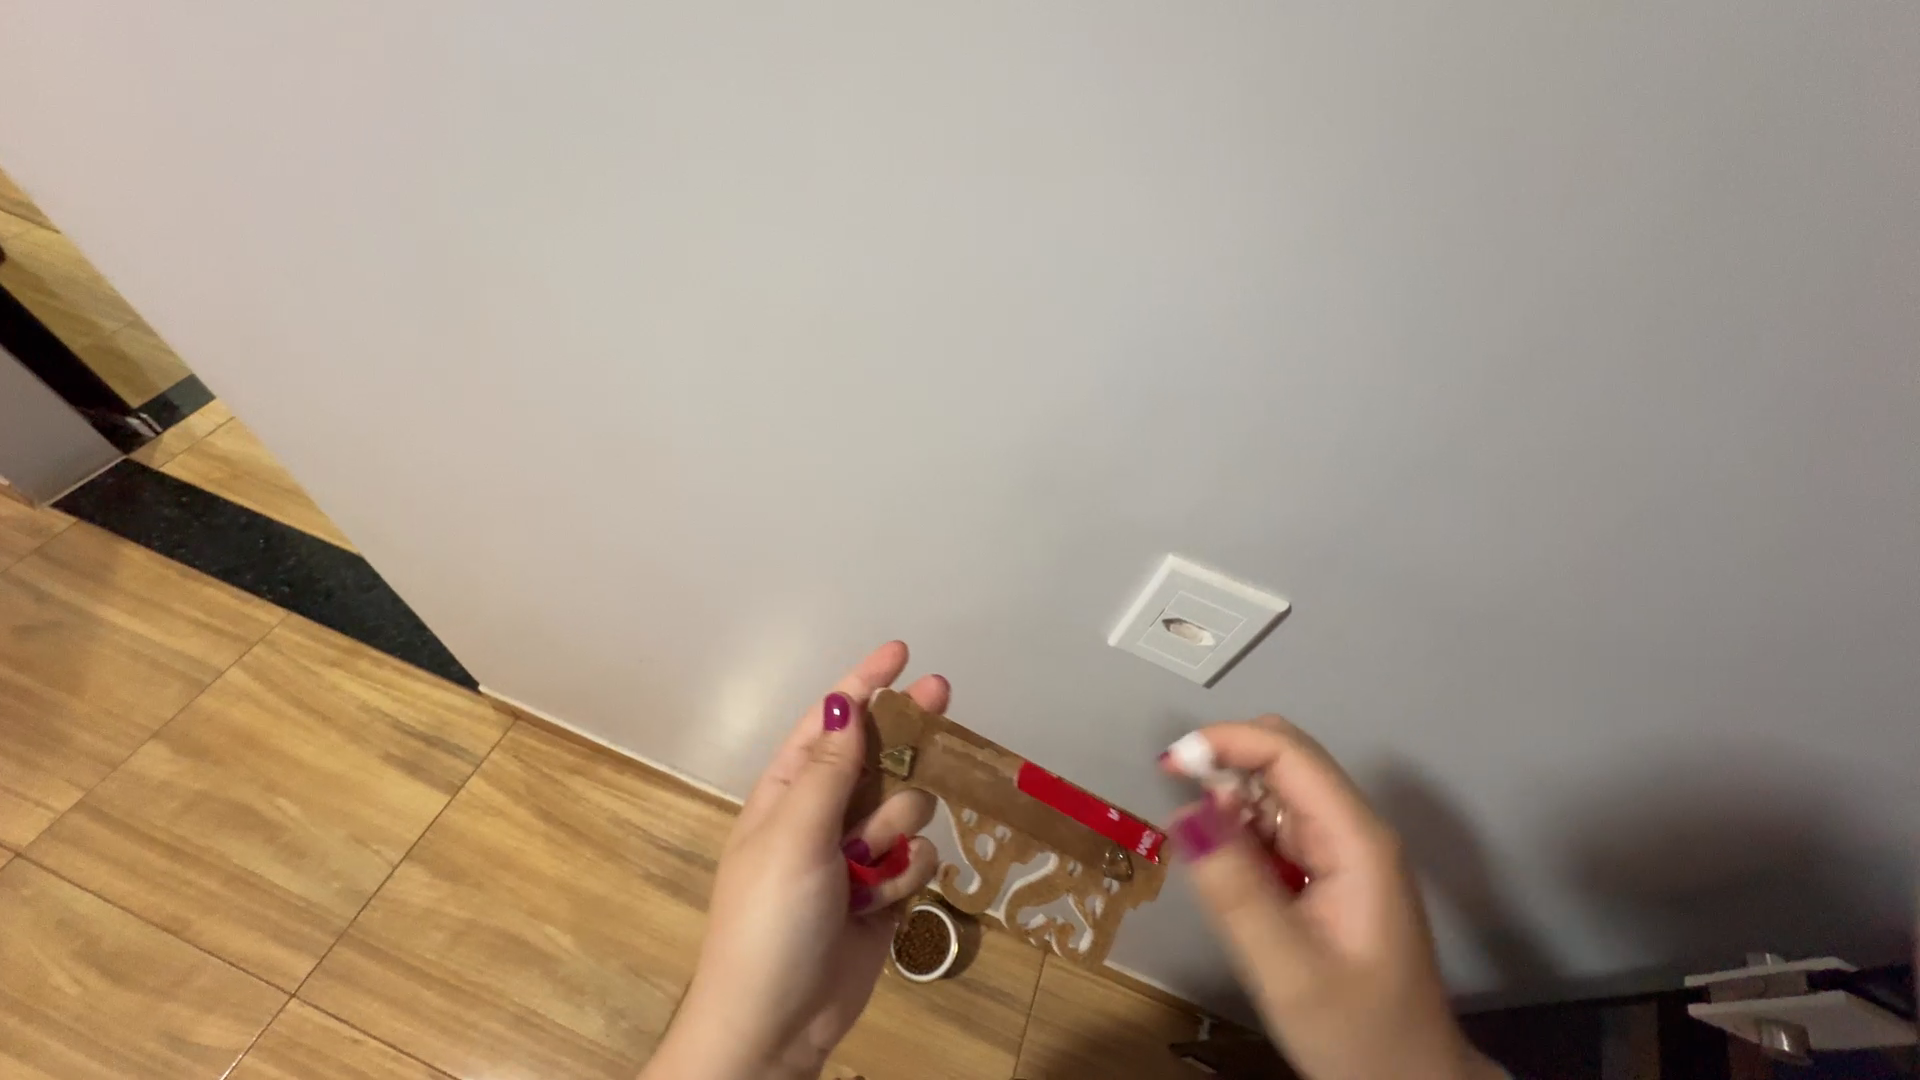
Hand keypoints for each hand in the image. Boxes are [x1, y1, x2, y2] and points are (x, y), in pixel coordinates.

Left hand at [646, 642, 946, 1079]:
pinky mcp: (887, 888)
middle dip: (907, 728)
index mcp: (790, 789)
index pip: (832, 720)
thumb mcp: (794, 835)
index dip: (865, 683)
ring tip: (869, 861)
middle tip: (941, 693)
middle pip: (880, 752)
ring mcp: (860, 850)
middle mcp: (827, 811)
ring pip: (908, 804)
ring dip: (896, 827)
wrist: (777, 1026)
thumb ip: (830, 770)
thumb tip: (844, 703)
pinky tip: (883, 898)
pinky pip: (919, 854)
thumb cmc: (771, 919)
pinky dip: (906, 872)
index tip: (900, 651)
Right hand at [1163, 717, 1503, 1079]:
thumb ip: (1235, 892)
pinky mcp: (1326, 865)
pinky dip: (1239, 826)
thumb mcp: (1287, 971)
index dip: (1227, 742)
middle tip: (1184, 807)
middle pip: (1284, 756)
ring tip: (1211, 858)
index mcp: (1356, 840)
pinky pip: (1274, 820)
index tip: (1170, 764)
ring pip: (1275, 784)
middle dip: (1226, 763)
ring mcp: (1341, 846)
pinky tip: (1231, 869)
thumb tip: (1183, 813)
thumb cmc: (1357, 1034)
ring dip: (1230, 797)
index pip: (1289, 754)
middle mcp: (1352, 829)